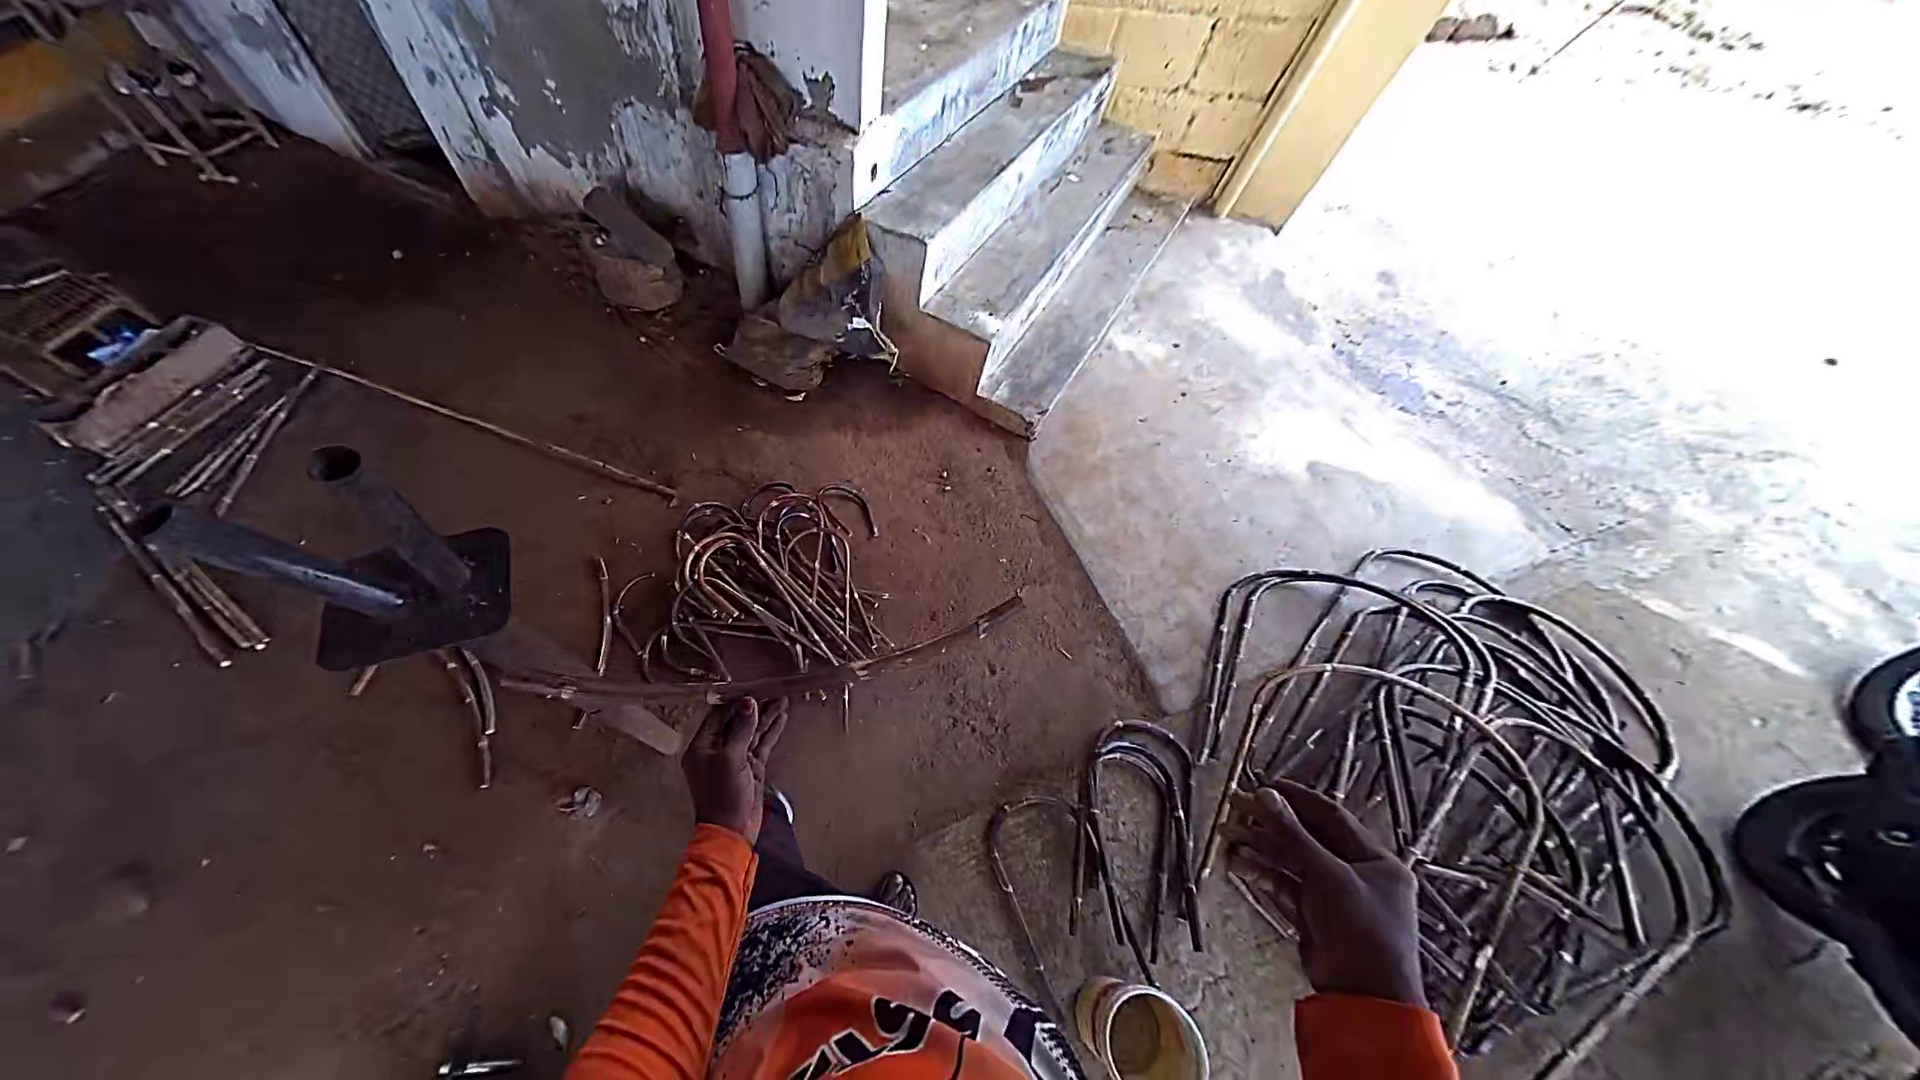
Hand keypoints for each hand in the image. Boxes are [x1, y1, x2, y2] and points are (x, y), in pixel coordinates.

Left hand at [681, 697, 788, 843]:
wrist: (732, 831)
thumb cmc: (723, 794)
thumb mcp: (730, 758)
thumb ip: (741, 729)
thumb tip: (748, 702)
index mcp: (702, 746)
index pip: (718, 715)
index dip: (735, 701)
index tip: (752, 686)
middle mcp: (717, 749)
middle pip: (737, 721)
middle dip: (754, 706)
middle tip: (772, 689)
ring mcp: (736, 758)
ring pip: (752, 731)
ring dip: (766, 716)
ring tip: (783, 699)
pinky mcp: (751, 767)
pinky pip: (761, 743)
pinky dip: (771, 731)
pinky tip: (782, 717)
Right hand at [1226, 779, 1425, 1007]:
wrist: (1364, 999)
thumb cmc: (1365, 936)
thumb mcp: (1328, 875)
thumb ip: (1293, 834)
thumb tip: (1267, 797)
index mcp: (1376, 860)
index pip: (1331, 816)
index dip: (1297, 799)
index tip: (1266, 786)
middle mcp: (1356, 874)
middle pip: (1307, 837)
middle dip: (1270, 823)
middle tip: (1238, 807)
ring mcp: (1333, 895)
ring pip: (1291, 860)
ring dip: (1260, 846)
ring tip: (1230, 833)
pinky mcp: (1313, 915)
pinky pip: (1284, 884)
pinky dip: (1262, 871)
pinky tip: (1239, 861)